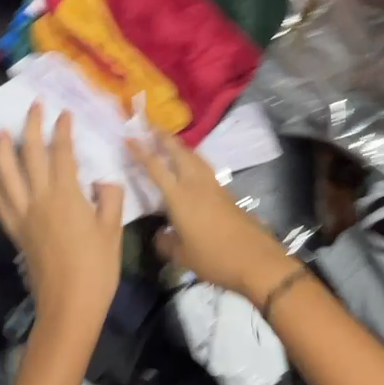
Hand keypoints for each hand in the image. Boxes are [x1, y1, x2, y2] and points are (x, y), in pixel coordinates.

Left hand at [0, 107, 124, 337]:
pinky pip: (1, 202)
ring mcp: (23, 216)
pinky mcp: (16, 232)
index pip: (61, 153)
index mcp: (65, 195)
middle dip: (31, 127)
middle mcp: (39, 199)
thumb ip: (109, 199)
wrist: (69, 306)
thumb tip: (103, 183)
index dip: (62, 130)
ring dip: (4, 151)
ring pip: (7, 175)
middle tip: (33, 106)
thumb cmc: (97, 268)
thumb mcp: (113, 229)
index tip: (64, 113)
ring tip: (3, 132)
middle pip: (30, 155)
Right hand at [126, 131, 301, 302]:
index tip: (129, 137)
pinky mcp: (225, 192)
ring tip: (169, 141)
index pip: (155, 167)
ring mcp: (213, 185)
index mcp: (179, 196)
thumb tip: (160, 234)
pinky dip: (192, 159)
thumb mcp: (182, 256)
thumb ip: (166, 242)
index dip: (140, 151)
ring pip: (194, 156)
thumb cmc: (214, 258)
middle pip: (178, 152)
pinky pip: (204, 166)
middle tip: (150, 125)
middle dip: (163, 137)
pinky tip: (190, 164)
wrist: (254, 259)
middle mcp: (195, 183)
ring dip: (179, 145)